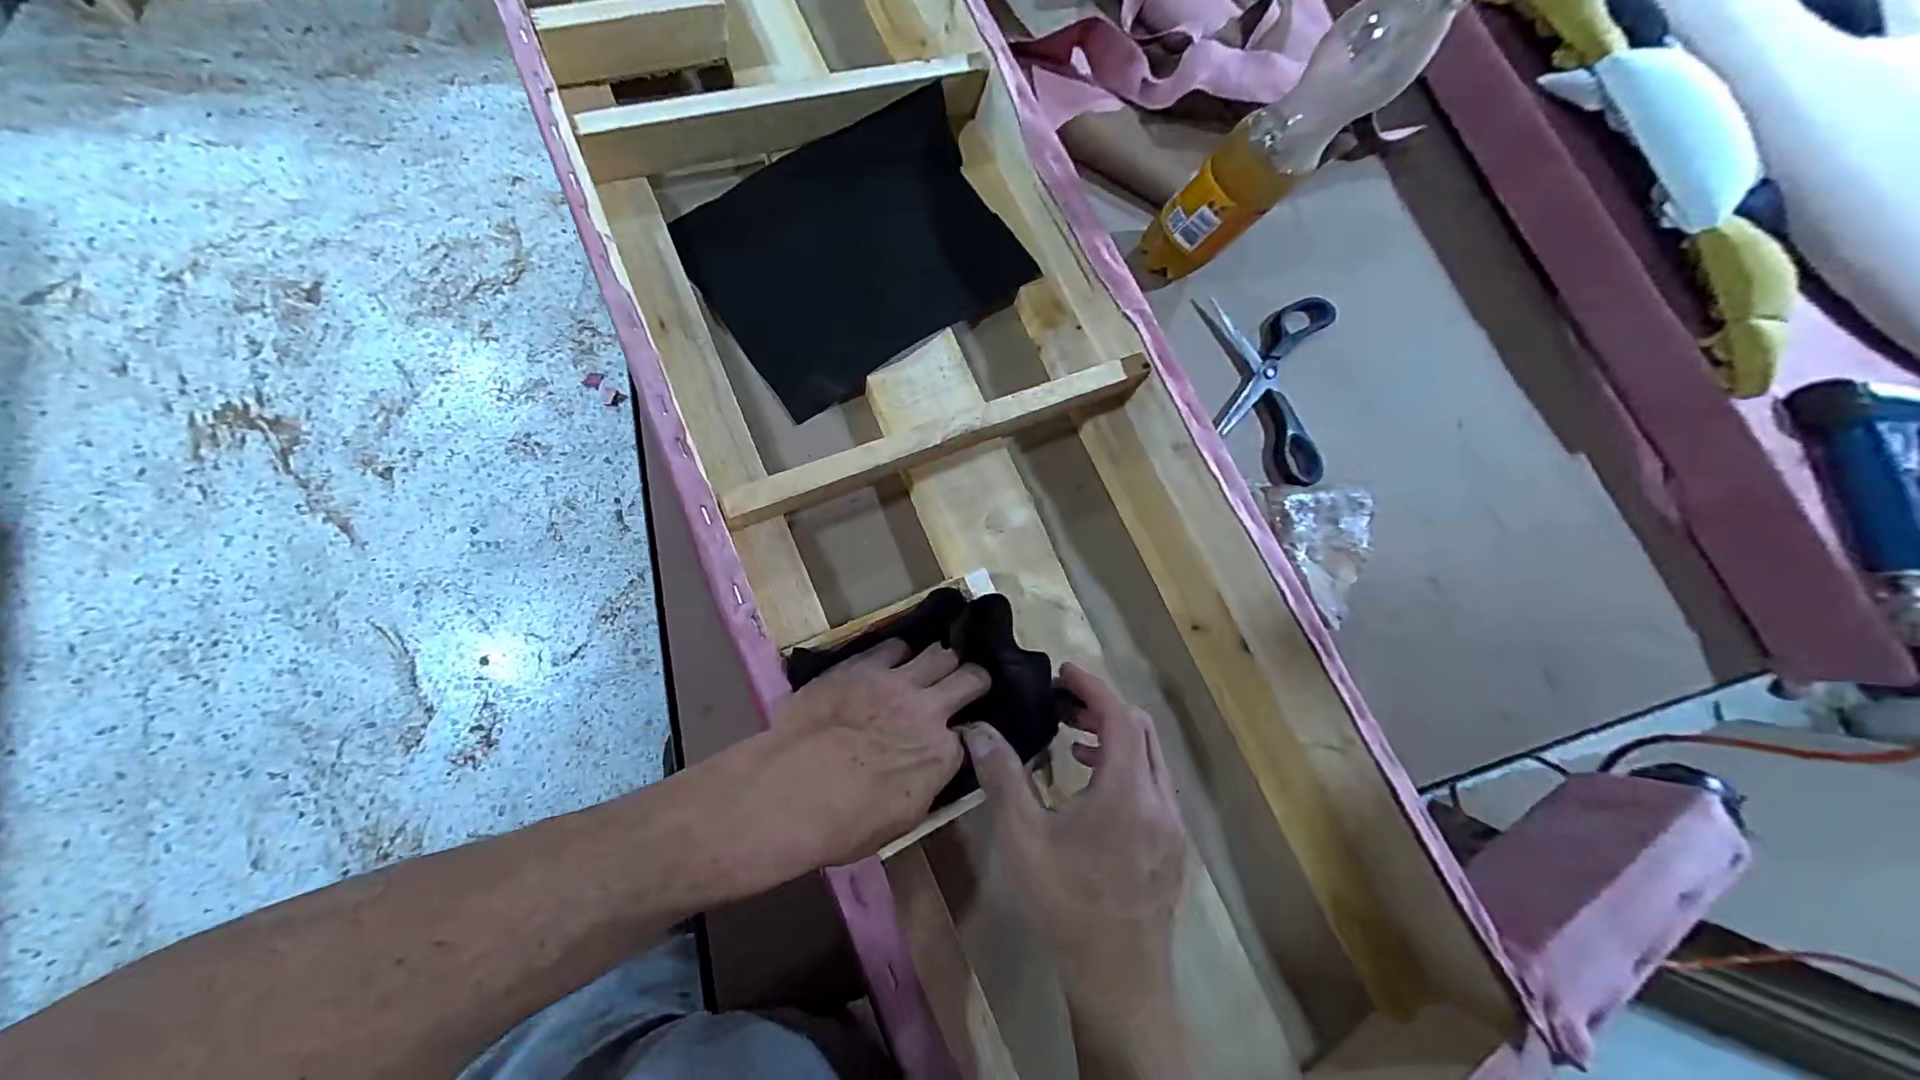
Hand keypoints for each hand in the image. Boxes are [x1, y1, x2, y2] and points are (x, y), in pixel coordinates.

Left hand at [760, 639, 989, 870]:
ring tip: (928, 668)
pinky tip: (891, 661)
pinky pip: (893, 646)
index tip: (957, 736)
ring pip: (937, 653)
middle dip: (973, 679)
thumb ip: (928, 781)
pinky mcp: (860, 665)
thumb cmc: (844, 823)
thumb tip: (934, 764)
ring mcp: (894, 681)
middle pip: (969, 677)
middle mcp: (927, 709)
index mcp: (941, 753)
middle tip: (966, 684)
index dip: (964, 734)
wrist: (788, 792)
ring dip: (939, 661)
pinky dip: (899, 654)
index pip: (970, 733)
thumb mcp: (903, 818)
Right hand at [961, 663, 1187, 1010]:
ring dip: (1115, 738)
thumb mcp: (1023, 839)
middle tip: (1062, 707)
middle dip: (1102, 708)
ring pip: (1151, 757)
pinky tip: (1093, 790)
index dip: (1092, 686)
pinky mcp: (1174, 844)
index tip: (1064, 671)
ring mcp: (1173, 823)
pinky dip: (1127, 768)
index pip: (1118, 716)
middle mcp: (1160, 798)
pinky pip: (1155, 785)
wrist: (1119, 977)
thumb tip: (978, 731)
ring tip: (1072, 742)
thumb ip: (1002, 778)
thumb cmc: (1067, 903)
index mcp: (1127, 790)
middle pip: (1140, 729)